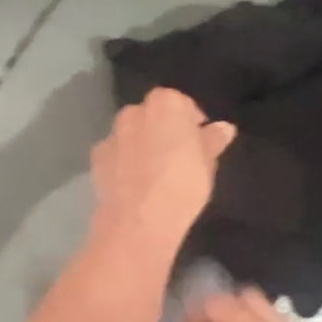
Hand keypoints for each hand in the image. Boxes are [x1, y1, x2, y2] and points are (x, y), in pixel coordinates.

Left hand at [89, 88, 235, 249]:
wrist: (140, 219)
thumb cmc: (183, 183)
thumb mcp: (208, 162)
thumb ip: (213, 140)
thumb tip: (224, 128)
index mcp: (166, 102)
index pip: (183, 104)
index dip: (192, 124)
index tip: (199, 144)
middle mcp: (135, 111)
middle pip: (153, 116)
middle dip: (164, 131)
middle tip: (178, 158)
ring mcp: (112, 134)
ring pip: (132, 134)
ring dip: (142, 146)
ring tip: (155, 174)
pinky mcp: (97, 158)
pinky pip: (116, 155)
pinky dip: (124, 164)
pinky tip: (135, 185)